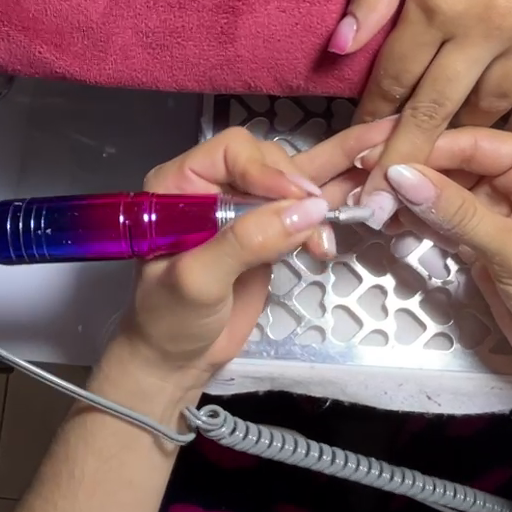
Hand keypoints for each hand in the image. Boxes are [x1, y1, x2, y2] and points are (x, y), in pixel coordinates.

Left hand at [106, 119, 399, 399]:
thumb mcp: (199, 280)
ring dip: (320, 193)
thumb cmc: (170, 319)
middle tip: (318, 220)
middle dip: (296, 186)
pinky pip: (299, 209)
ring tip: (342, 218)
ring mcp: (240, 208)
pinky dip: (322, 215)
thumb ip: (247, 241)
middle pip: (267, 160)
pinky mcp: (264, 231)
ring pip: (289, 180)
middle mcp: (211, 187)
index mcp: (179, 185)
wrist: (175, 359)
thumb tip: (307, 211)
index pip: (231, 152)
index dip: (266, 169)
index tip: (294, 201)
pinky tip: (333, 234)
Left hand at [338, 0, 511, 224]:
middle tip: (384, 207)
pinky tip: (507, 139)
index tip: (355, 158)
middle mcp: (486, 29)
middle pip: (434, 112)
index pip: (392, 80)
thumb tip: (343, 43)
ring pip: (493, 109)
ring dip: (461, 147)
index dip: (369, 122)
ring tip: (438, 181)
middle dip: (403, 162)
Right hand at [377, 128, 511, 379]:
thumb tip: (399, 175)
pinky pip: (443, 218)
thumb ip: (457, 212)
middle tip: (363, 184)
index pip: (475, 143)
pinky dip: (418, 221)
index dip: (424, 149)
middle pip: (455, 163)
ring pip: (444, 190)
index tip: (374, 158)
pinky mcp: (484, 236)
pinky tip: (388, 220)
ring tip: (367, 203)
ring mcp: (502, 208)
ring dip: (409, 199)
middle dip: (412, 175)